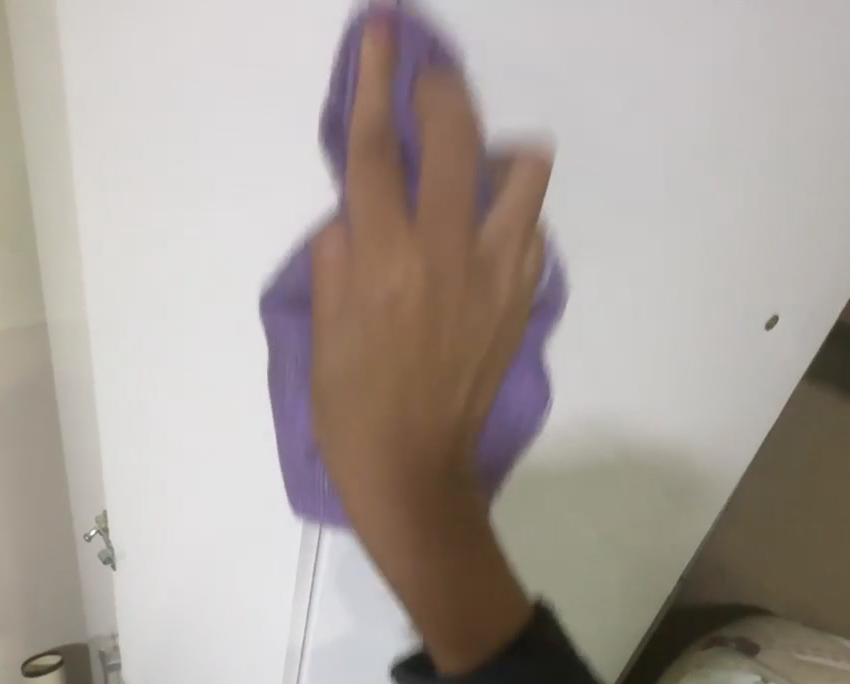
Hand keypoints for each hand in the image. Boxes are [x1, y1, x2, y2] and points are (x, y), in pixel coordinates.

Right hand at [309, 15, 552, 674]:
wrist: (414, 474)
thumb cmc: (350, 416)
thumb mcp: (318, 343)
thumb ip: (334, 268)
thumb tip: (352, 220)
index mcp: (380, 263)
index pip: (372, 154)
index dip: (372, 86)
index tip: (380, 35)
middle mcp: (443, 254)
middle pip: (455, 137)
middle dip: (438, 93)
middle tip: (424, 85)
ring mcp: (494, 275)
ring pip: (521, 173)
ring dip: (494, 154)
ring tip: (471, 171)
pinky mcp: (521, 301)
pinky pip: (531, 231)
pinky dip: (510, 217)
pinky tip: (485, 237)